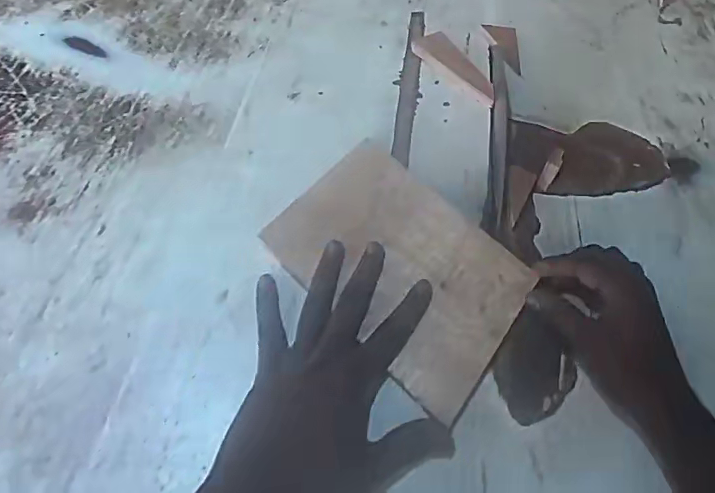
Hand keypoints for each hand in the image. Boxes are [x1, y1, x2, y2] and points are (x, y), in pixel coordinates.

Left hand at [200, 242, 453, 492]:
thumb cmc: (315, 481)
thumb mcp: (369, 470)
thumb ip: (408, 445)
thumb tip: (450, 437)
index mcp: (355, 380)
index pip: (391, 337)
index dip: (410, 310)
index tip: (424, 282)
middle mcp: (328, 360)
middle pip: (351, 309)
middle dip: (366, 276)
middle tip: (374, 245)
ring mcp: (295, 363)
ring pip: (315, 309)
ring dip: (325, 276)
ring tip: (333, 245)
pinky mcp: (268, 372)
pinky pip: (270, 333)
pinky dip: (268, 307)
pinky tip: (265, 281)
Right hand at [527, 246, 714, 491]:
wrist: (661, 403)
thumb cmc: (621, 370)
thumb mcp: (585, 341)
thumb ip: (559, 312)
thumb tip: (534, 294)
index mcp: (622, 282)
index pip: (583, 262)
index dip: (556, 265)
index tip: (531, 270)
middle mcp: (633, 279)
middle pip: (596, 259)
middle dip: (569, 265)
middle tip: (543, 278)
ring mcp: (640, 292)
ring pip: (606, 270)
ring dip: (581, 275)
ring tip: (555, 288)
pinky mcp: (641, 307)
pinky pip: (614, 285)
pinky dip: (594, 287)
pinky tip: (576, 301)